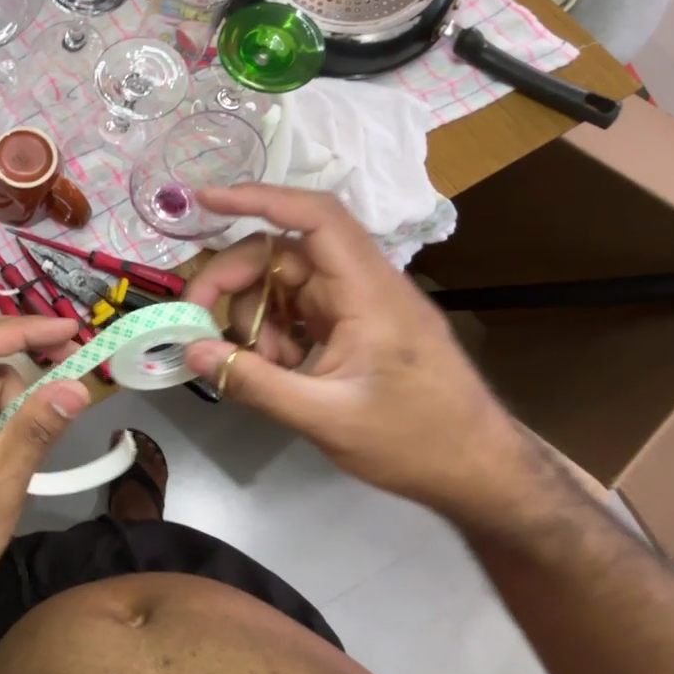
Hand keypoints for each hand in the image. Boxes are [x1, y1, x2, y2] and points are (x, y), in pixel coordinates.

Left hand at [0, 315, 87, 618]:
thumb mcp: (4, 477)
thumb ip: (38, 426)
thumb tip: (77, 385)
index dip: (27, 329)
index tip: (70, 328)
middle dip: (26, 352)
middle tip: (71, 359)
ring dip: (15, 396)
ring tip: (25, 443)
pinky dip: (5, 412)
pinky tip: (13, 447)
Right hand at [180, 185, 536, 522]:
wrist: (482, 475)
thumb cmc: (417, 443)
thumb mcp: (327, 419)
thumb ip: (254, 383)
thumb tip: (191, 351)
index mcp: (370, 293)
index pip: (316, 219)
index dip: (260, 198)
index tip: (205, 201)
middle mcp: (363, 285)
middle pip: (280, 253)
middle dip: (233, 281)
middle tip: (198, 320)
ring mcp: (357, 304)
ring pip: (280, 282)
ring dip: (253, 317)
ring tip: (258, 366)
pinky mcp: (351, 323)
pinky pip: (293, 307)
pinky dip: (271, 331)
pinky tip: (279, 369)